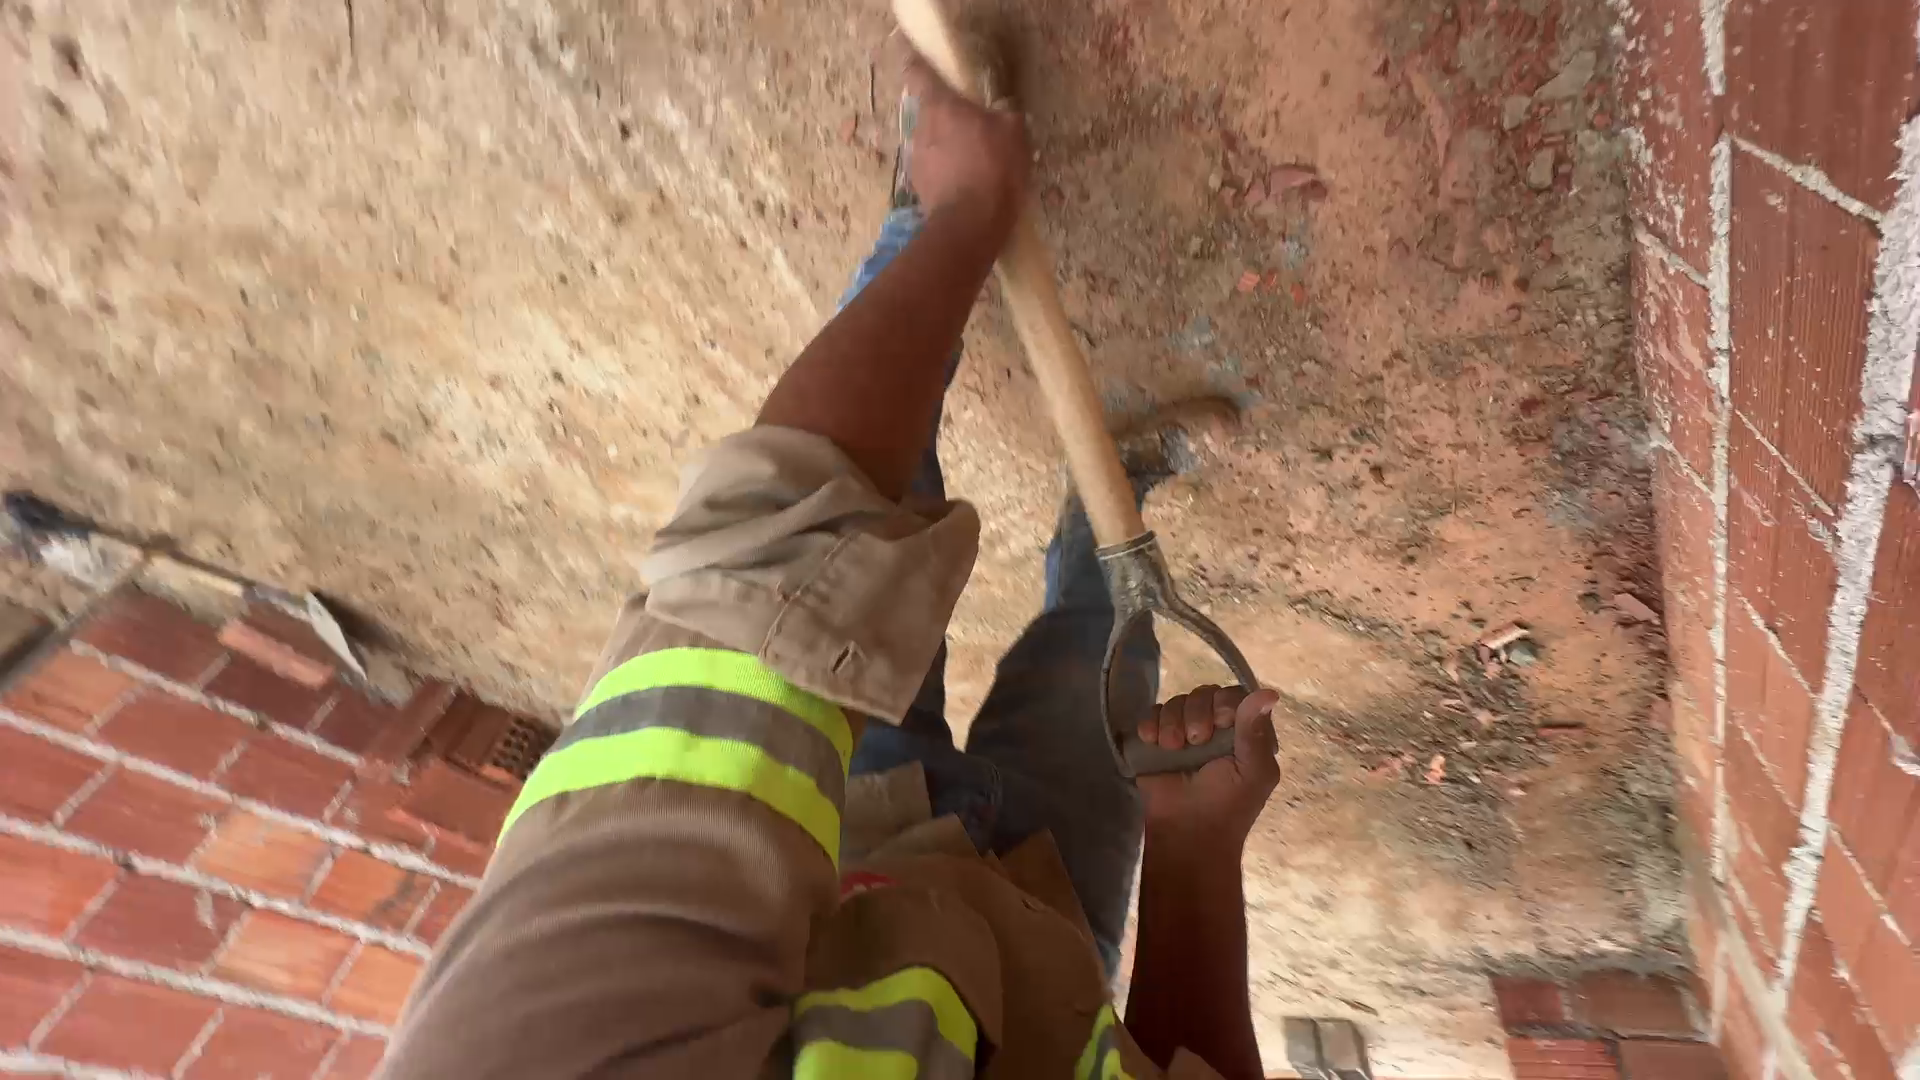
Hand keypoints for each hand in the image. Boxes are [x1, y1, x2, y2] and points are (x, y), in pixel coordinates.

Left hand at [904, 56, 1029, 235]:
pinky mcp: (919, 192)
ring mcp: (916, 163)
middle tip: (966, 125)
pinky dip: (944, 176)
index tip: (931, 70)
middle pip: (926, 113)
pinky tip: (963, 187)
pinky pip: (932, 174)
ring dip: (944, 149)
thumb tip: (1004, 111)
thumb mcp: (1014, 134)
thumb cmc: (992, 170)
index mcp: (939, 106)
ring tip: (968, 162)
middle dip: (943, 116)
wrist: (970, 226)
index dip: (922, 68)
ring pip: (928, 145)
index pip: (917, 73)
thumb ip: (1006, 114)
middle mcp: (919, 130)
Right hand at [1136, 686, 1280, 851]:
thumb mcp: (1252, 771)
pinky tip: (1152, 741)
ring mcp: (1184, 731)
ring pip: (1177, 701)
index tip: (1220, 723)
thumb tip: (1270, 692)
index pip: (1235, 696)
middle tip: (1194, 740)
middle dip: (1196, 713)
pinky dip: (1150, 723)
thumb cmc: (1227, 804)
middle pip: (1204, 694)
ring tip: (1171, 747)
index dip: (1225, 703)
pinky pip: (1153, 713)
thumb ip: (1255, 731)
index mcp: (1244, 733)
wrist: (1185, 832)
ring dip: (1171, 721)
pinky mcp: (1158, 738)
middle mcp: (1216, 727)